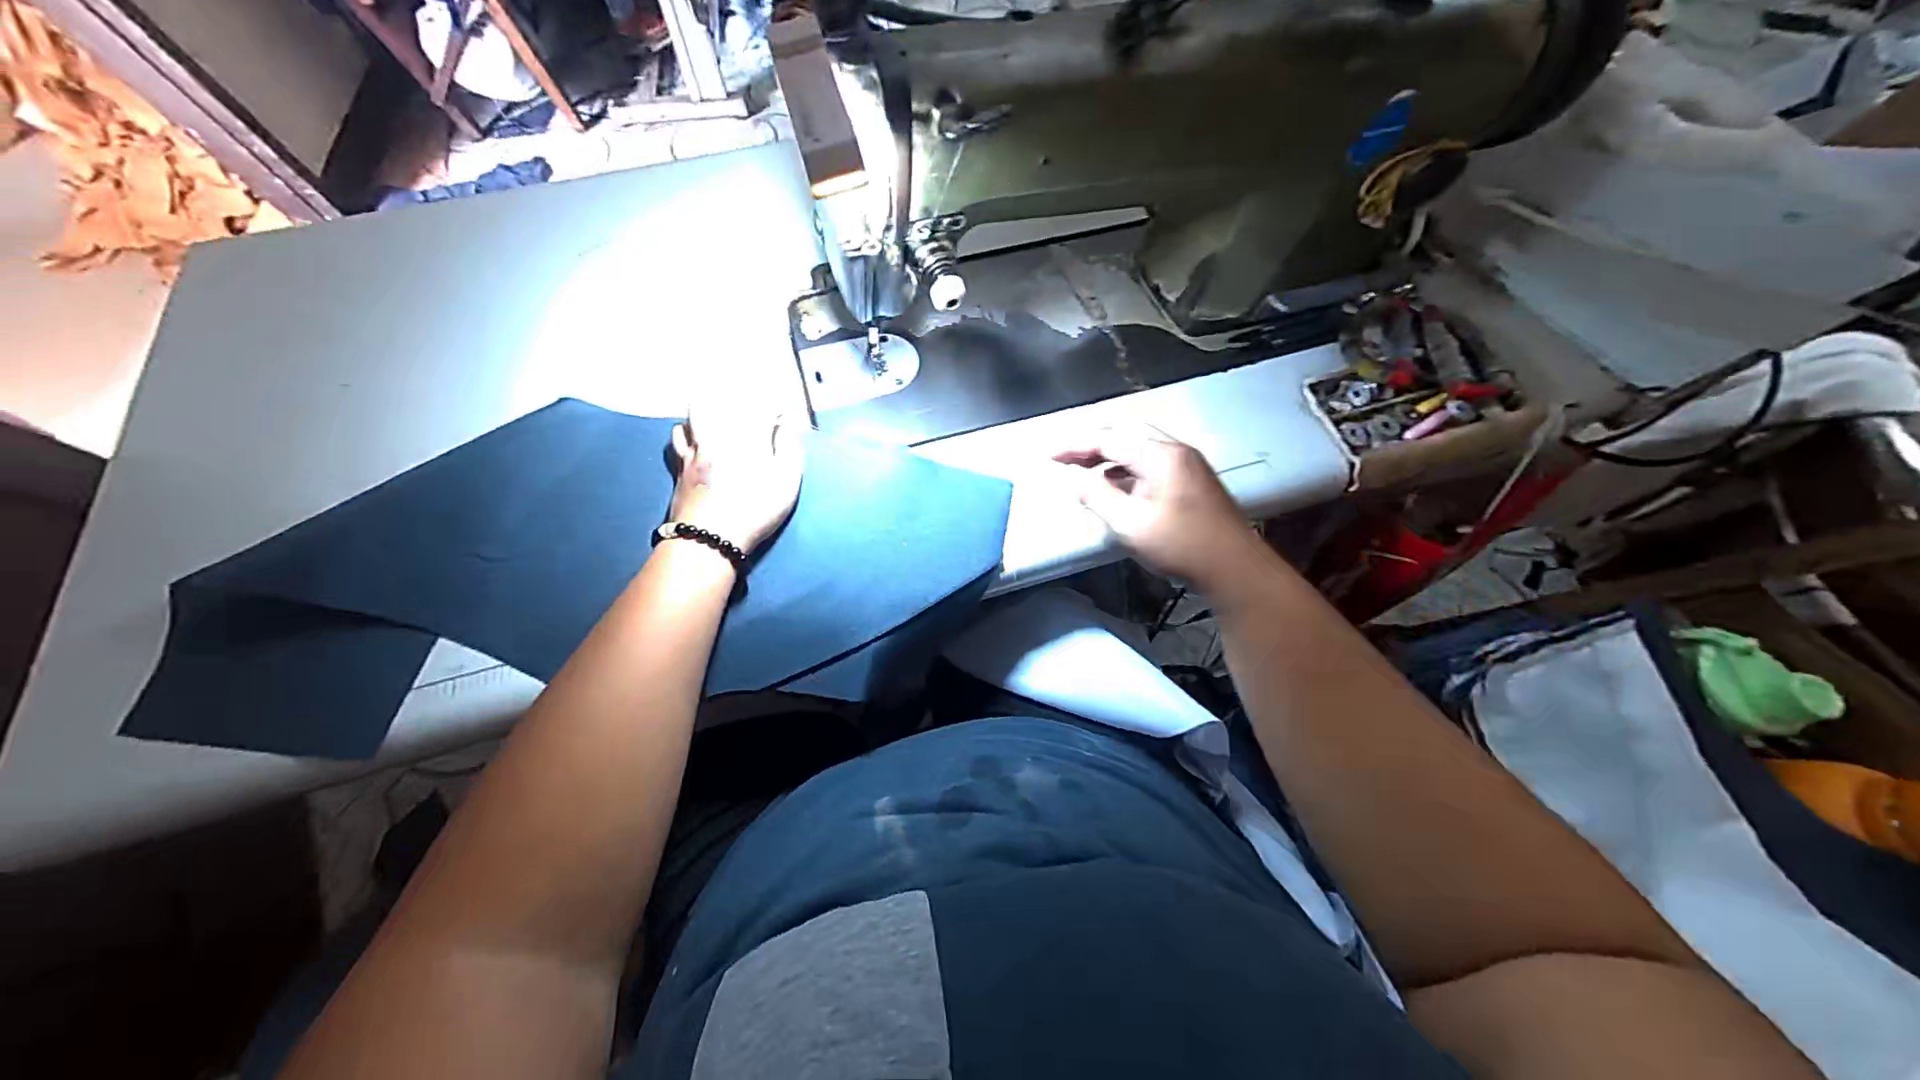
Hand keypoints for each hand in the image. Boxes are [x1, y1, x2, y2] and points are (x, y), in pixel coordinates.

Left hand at [668, 411, 803, 555]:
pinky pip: (678, 438)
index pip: (760, 406)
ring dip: (706, 410)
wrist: (708, 537)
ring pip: (693, 414)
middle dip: (733, 397)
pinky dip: (686, 431)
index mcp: (745, 435)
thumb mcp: (785, 481)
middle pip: (718, 400)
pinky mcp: (679, 467)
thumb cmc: (754, 509)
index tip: (783, 416)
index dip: (774, 408)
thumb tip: (789, 423)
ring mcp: (694, 449)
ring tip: (717, 416)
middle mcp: (716, 434)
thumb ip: (789, 447)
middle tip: (745, 403)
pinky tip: (693, 440)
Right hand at [1054, 427, 1262, 591]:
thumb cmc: (1182, 547)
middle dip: (1092, 445)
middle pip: (1126, 436)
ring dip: (1109, 457)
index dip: (1075, 446)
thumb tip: (1076, 481)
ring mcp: (1188, 465)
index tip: (1050, 455)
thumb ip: (1098, 497)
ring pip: (1140, 449)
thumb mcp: (1131, 525)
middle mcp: (1176, 451)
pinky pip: (1152, 464)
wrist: (1236, 569)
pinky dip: (1127, 469)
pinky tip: (1114, 486)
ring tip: (1084, 472)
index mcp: (1161, 456)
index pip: (1109, 439)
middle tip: (1066, 459)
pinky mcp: (1192, 482)